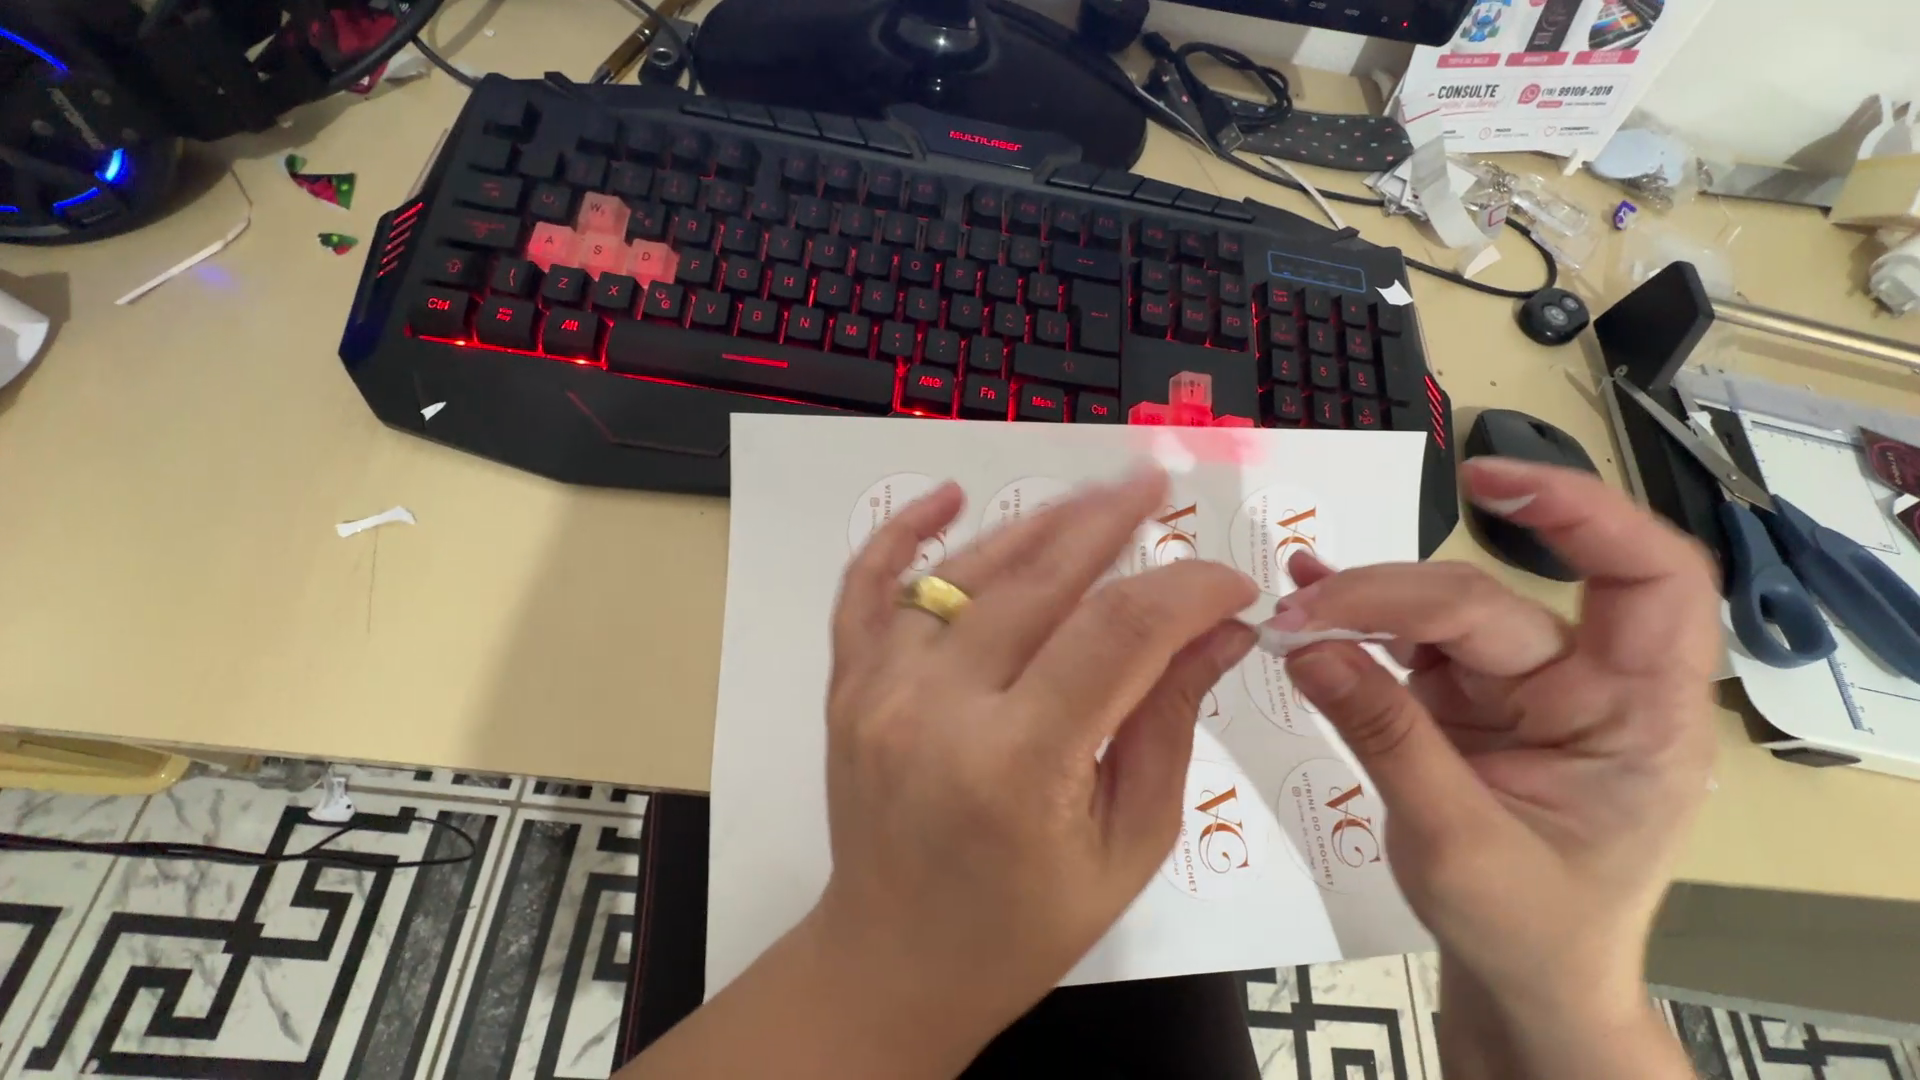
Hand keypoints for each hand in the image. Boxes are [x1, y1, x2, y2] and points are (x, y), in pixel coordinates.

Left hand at [813, 465, 1257, 1065]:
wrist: (895, 958)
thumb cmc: (1025, 922)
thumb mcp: (1127, 838)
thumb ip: (1168, 718)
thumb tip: (1220, 626)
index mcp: (1019, 765)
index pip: (1119, 632)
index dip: (1185, 590)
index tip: (1231, 585)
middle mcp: (938, 709)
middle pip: (1041, 580)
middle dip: (1114, 523)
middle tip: (1162, 487)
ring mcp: (879, 688)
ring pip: (967, 571)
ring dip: (1037, 523)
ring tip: (1097, 496)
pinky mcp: (848, 684)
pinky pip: (866, 587)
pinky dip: (903, 534)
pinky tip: (948, 496)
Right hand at [1275, 458, 1719, 1019]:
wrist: (1521, 972)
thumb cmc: (1525, 925)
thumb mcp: (1456, 842)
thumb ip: (1386, 737)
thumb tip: (1308, 647)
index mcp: (1631, 717)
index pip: (1646, 583)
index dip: (1583, 515)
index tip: (1487, 482)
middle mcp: (1580, 685)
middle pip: (1483, 603)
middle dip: (1384, 598)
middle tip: (1296, 620)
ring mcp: (1516, 686)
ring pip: (1435, 612)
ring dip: (1359, 605)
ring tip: (1289, 618)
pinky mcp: (1463, 694)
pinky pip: (1406, 638)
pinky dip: (1357, 616)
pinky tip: (1307, 592)